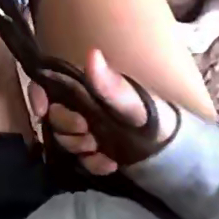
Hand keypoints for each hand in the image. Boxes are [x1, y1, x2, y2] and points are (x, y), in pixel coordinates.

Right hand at [29, 49, 175, 175]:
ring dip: (77, 146)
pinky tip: (110, 165)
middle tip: (88, 133)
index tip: (41, 111)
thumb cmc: (159, 121)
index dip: (38, 95)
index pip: (51, 83)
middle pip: (54, 114)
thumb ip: (111, 85)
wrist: (179, 158)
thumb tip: (91, 54)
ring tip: (99, 149)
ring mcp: (88, 130)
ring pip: (62, 138)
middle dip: (66, 126)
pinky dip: (92, 164)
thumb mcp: (136, 104)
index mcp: (91, 87)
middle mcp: (85, 105)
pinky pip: (79, 160)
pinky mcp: (94, 153)